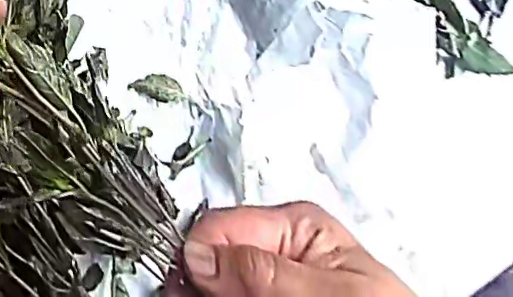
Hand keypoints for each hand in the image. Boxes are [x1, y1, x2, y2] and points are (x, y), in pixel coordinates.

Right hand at [166, 203, 415, 296]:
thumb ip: (264, 272)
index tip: (184, 284)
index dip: (198, 255)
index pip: (222, 224)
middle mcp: (283, 246)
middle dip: (204, 279)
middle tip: (189, 296)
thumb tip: (201, 254)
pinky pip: (242, 288)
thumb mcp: (327, 294)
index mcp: (297, 224)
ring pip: (225, 277)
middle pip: (219, 254)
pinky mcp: (279, 292)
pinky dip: (226, 294)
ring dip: (211, 290)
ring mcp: (281, 277)